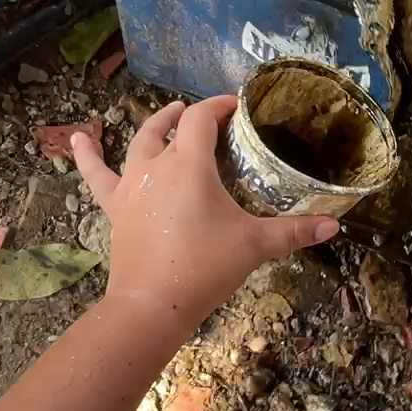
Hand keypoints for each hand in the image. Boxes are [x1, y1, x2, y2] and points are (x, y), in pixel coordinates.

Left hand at [71, 97, 339, 323]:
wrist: (152, 304)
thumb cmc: (205, 266)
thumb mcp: (255, 245)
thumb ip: (294, 232)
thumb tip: (334, 226)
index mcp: (190, 165)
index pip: (202, 119)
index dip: (219, 106)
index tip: (238, 107)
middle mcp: (157, 166)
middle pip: (170, 126)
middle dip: (190, 116)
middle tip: (209, 117)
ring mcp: (131, 186)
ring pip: (138, 144)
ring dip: (154, 126)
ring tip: (166, 114)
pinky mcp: (116, 208)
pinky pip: (97, 176)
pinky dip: (87, 156)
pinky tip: (76, 141)